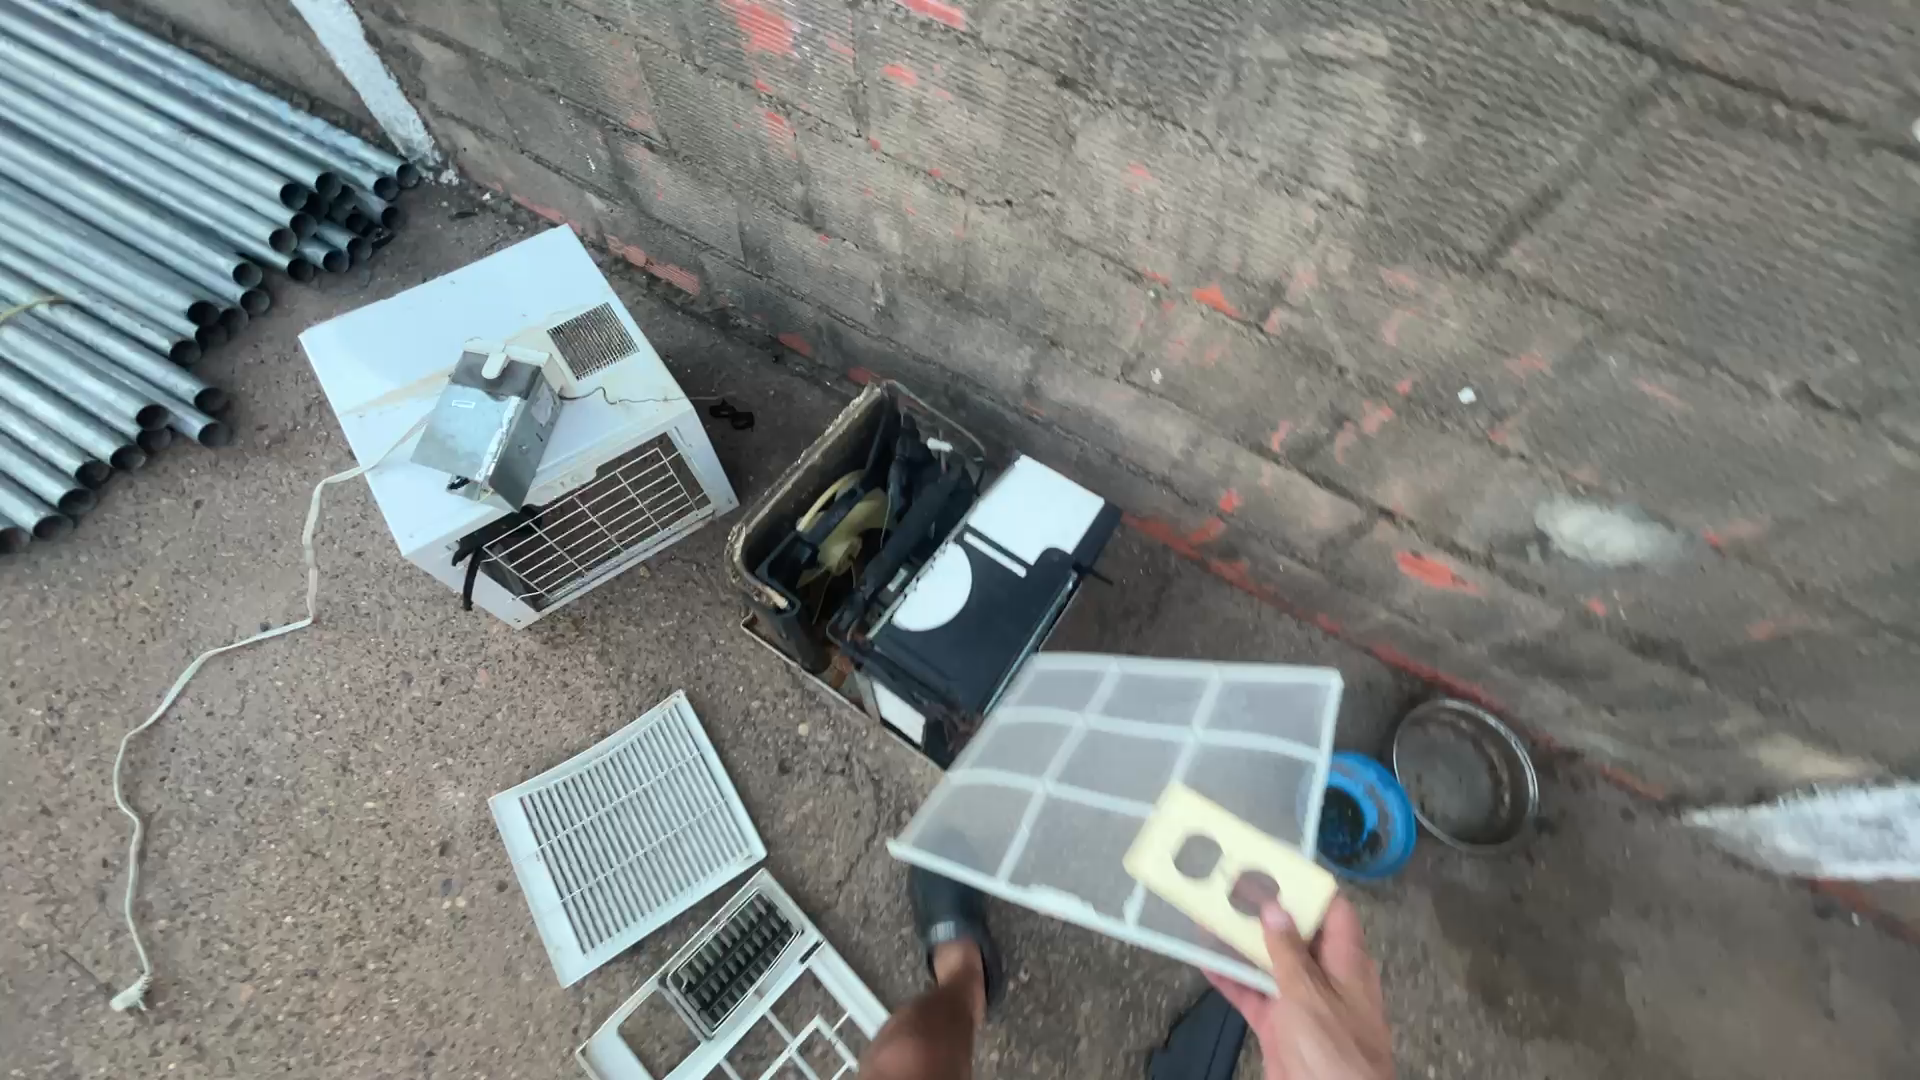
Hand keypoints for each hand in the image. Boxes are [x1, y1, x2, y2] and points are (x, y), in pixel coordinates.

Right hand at [1205, 896, 1394, 1079]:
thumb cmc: (1333, 1051)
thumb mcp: (1310, 995)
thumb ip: (1288, 951)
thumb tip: (1274, 906)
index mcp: (1346, 964)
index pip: (1333, 911)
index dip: (1306, 886)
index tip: (1272, 863)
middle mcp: (1325, 978)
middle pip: (1294, 933)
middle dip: (1263, 910)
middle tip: (1227, 883)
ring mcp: (1302, 1003)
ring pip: (1268, 961)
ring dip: (1239, 941)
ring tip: (1207, 912)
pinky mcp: (1280, 1026)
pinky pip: (1252, 993)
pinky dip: (1230, 977)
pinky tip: (1202, 958)